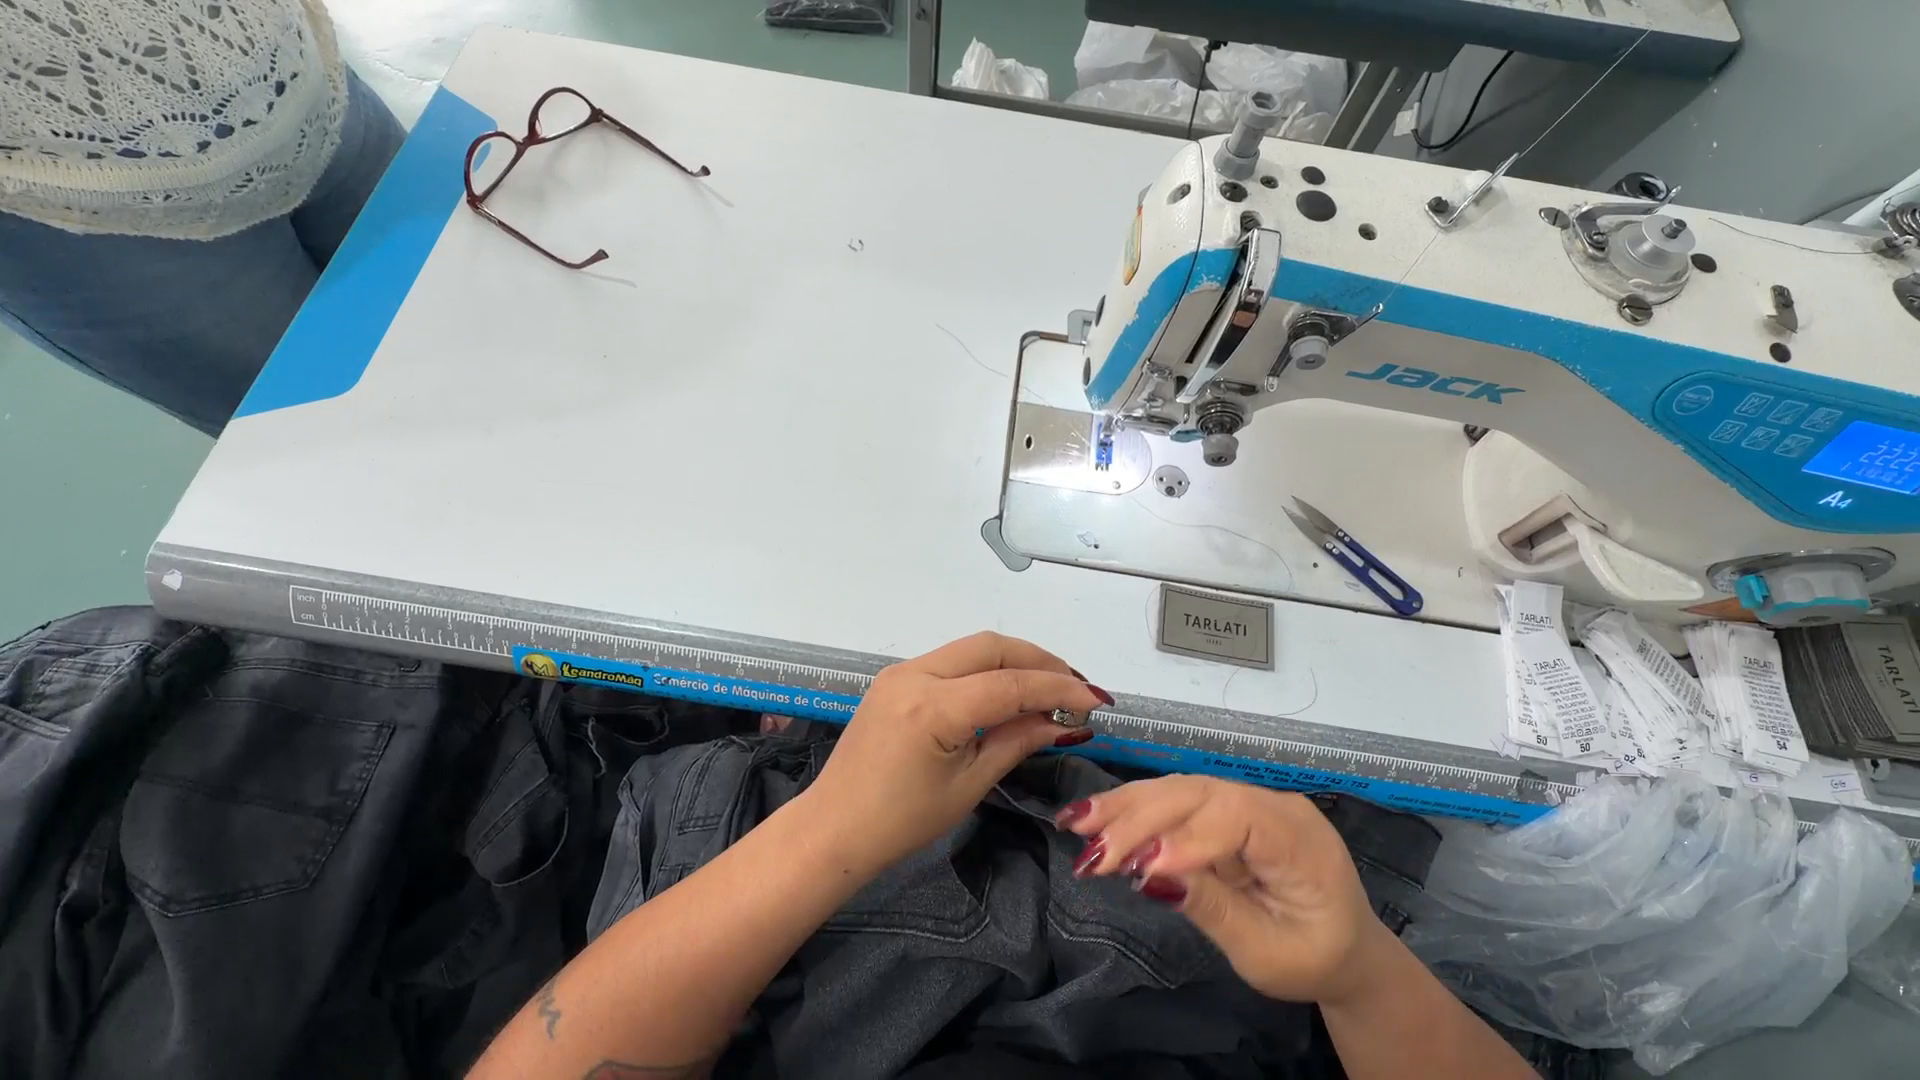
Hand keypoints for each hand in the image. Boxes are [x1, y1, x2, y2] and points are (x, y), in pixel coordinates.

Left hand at [799, 632, 1111, 878]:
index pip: (1010, 684)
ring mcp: (901, 671)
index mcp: (932, 707)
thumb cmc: (902, 822)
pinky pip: (952, 661)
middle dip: (1041, 661)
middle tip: (1077, 688)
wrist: (834, 827)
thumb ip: (1017, 741)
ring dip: (1015, 661)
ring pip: (972, 648)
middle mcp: (915, 674)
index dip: (1058, 689)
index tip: (1096, 701)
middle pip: (992, 648)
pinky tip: (1011, 690)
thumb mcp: (968, 785)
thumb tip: (1064, 721)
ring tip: (1053, 687)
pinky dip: (987, 669)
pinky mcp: (896, 678)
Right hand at [1057, 775, 1390, 1005]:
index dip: (1187, 834)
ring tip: (1076, 823)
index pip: (1237, 817)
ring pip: (1177, 790)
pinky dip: (1132, 811)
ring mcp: (1244, 801)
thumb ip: (1215, 910)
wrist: (1342, 947)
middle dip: (1140, 819)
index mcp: (1299, 839)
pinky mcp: (1221, 809)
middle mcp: (1271, 804)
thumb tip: (1153, 876)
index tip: (1141, 866)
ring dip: (1124, 808)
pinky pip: (1173, 802)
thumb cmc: (1313, 957)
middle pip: (1197, 794)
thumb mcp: (1268, 953)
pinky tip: (1095, 819)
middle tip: (1089, 849)